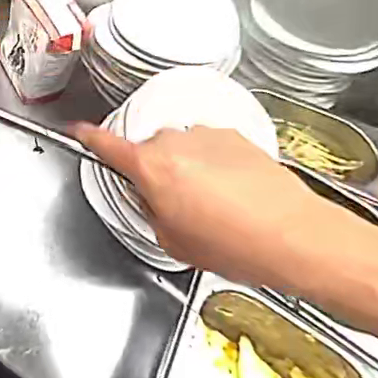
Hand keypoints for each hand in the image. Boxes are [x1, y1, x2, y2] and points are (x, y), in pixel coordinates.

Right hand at [71, 122, 366, 290]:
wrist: (301, 239)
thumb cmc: (237, 245)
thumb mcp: (174, 240)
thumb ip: (150, 210)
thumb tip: (152, 199)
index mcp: (148, 166)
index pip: (103, 143)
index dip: (85, 138)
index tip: (77, 132)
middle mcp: (172, 142)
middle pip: (147, 151)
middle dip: (154, 172)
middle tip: (177, 206)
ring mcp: (205, 136)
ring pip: (180, 149)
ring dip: (187, 169)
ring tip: (216, 206)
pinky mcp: (235, 137)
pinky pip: (209, 148)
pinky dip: (215, 165)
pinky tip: (236, 195)